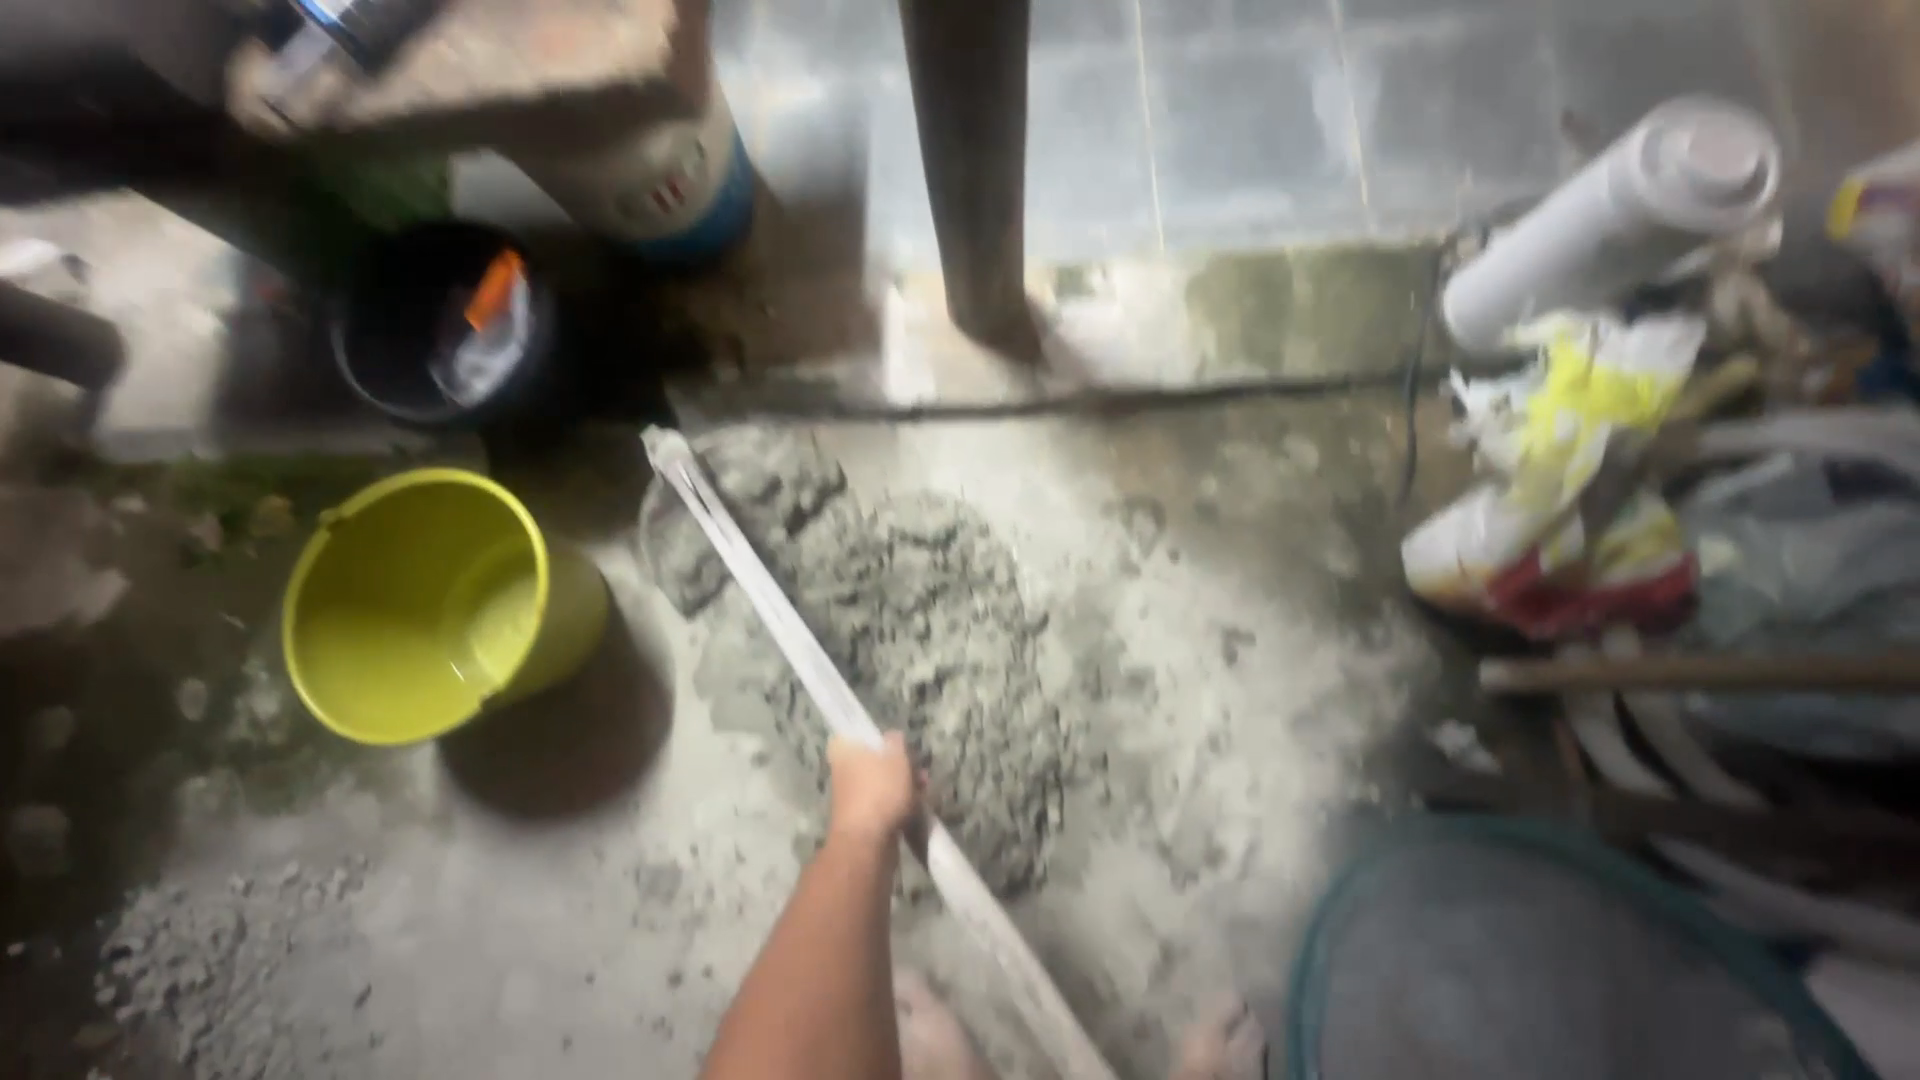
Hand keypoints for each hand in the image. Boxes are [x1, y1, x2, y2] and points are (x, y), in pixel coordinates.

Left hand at [826, 731, 921, 846]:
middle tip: (917, 768)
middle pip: (873, 760)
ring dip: (903, 784)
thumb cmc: (880, 791)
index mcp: (843, 751)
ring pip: (881, 783)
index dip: (876, 738)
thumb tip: (891, 737)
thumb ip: (895, 741)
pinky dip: (899, 803)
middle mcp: (843, 772)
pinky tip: (918, 806)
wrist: (868, 843)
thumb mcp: (895, 757)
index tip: (895, 743)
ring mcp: (852, 797)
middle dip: (898, 764)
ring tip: (924, 788)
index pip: (854, 735)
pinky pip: (884, 804)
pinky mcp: (863, 818)